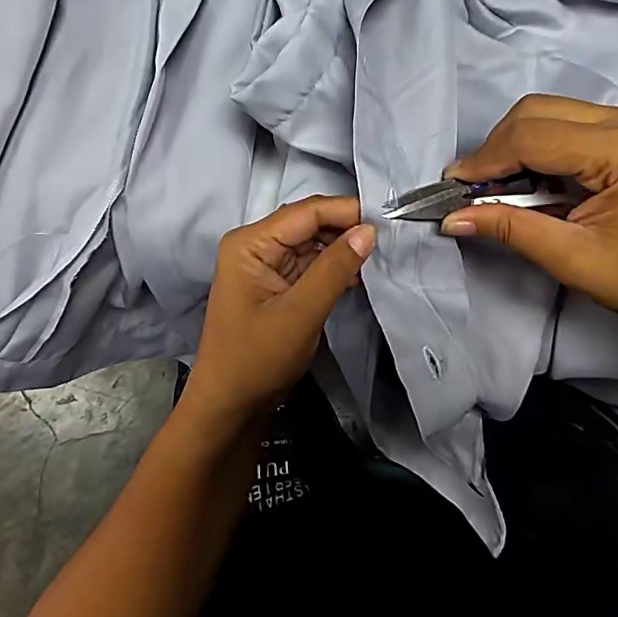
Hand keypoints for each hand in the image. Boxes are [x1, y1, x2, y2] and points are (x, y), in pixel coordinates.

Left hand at [182, 196, 374, 426]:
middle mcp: (254, 245)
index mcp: (249, 243)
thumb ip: (335, 268)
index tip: (388, 219)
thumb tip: (368, 231)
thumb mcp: (301, 313)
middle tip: (389, 240)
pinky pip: (309, 263)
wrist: (228, 405)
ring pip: (312, 242)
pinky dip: (333, 267)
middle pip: (309, 222)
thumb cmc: (256, 360)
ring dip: (343, 248)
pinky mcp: (275, 283)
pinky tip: (358, 275)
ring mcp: (264, 264)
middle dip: (347, 228)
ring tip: (380, 256)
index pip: (306, 211)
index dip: (347, 211)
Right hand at [441, 95, 617, 334]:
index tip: (453, 186)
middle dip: (499, 146)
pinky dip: (543, 146)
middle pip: (540, 110)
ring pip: (554, 111)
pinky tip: (537, 180)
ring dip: (519, 144)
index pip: (535, 135)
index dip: (486, 159)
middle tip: (476, 187)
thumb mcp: (575, 260)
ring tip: (503, 186)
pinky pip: (574, 122)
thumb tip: (453, 217)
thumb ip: (510, 230)